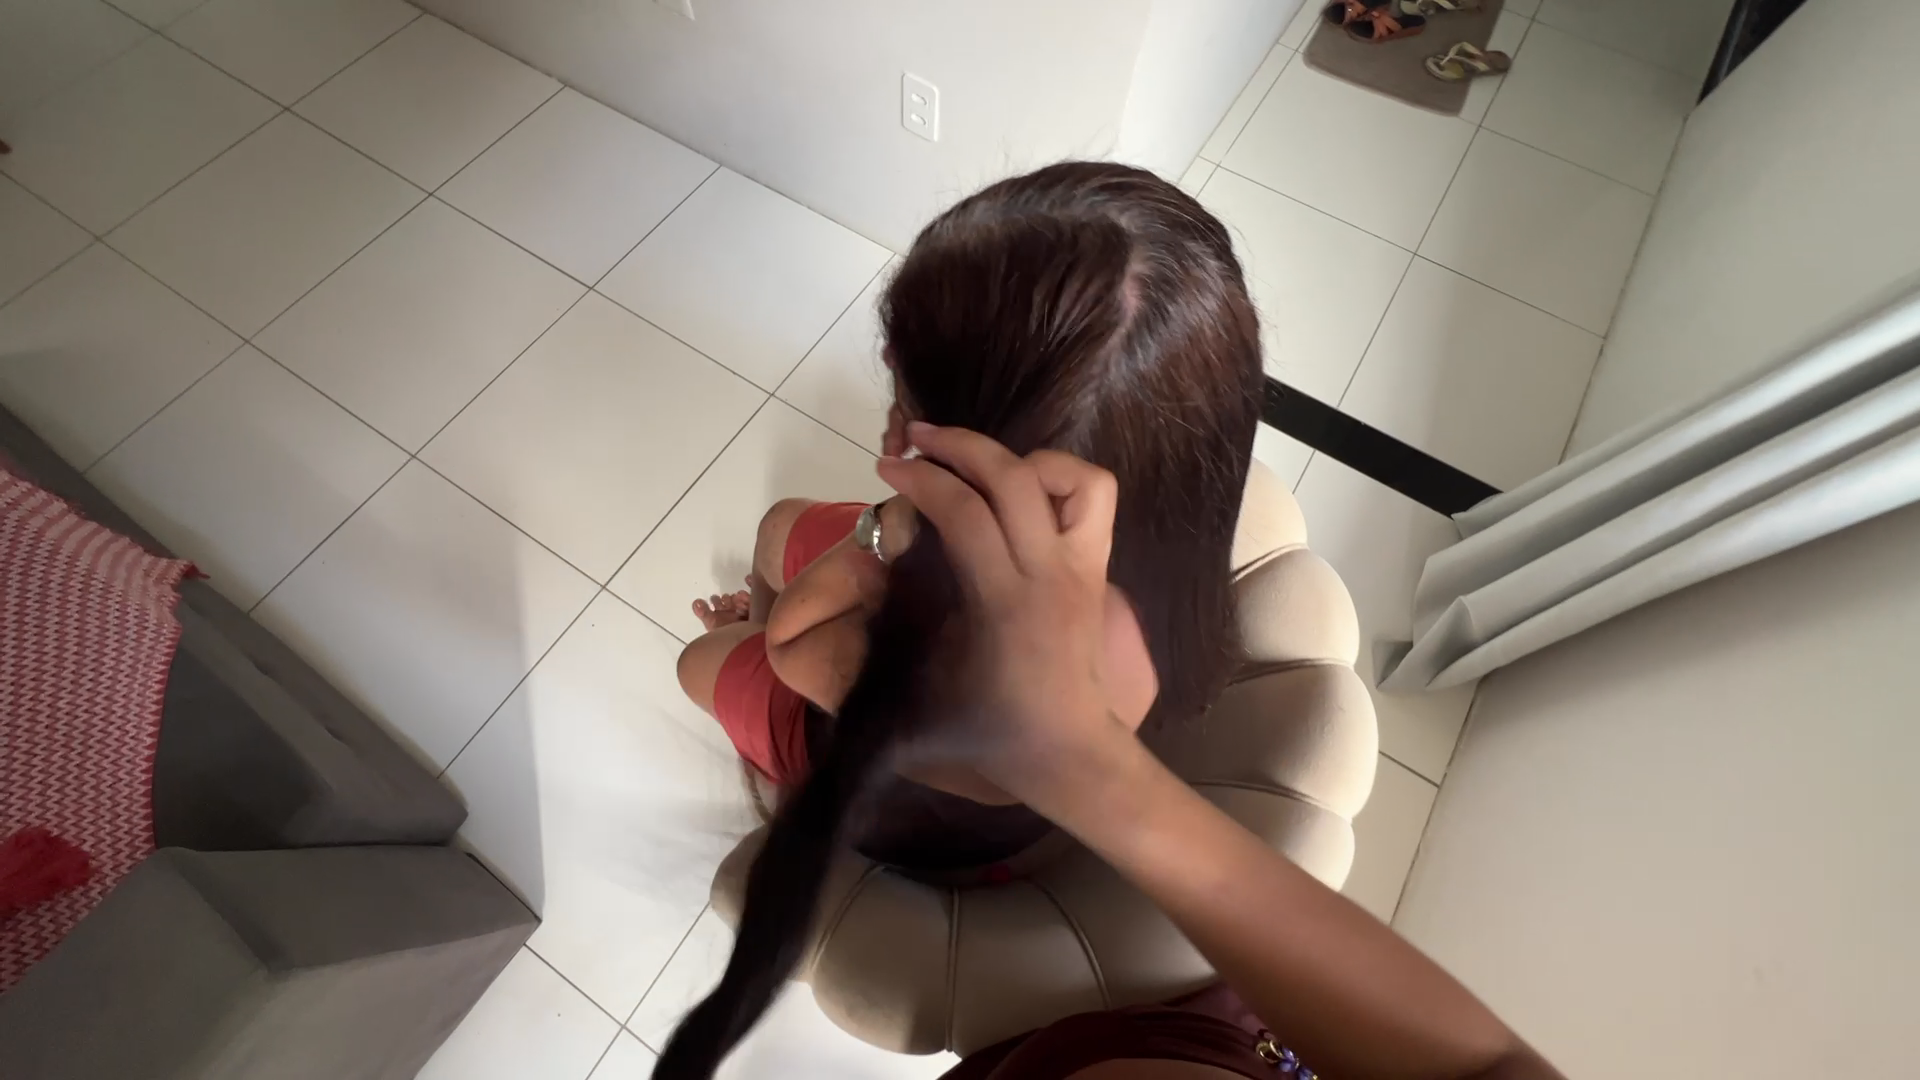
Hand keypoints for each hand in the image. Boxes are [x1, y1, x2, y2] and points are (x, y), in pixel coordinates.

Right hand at [874, 422, 1137, 803]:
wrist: (1069, 754)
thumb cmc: (991, 731)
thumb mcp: (923, 688)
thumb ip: (890, 631)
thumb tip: (864, 575)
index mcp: (1004, 603)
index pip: (962, 512)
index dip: (919, 479)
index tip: (887, 469)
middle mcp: (1050, 572)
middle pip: (1012, 476)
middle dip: (958, 444)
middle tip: (918, 439)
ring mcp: (1084, 566)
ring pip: (1070, 476)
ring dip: (1016, 457)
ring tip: (978, 465)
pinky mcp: (1099, 567)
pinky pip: (1095, 496)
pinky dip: (1058, 478)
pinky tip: (1024, 494)